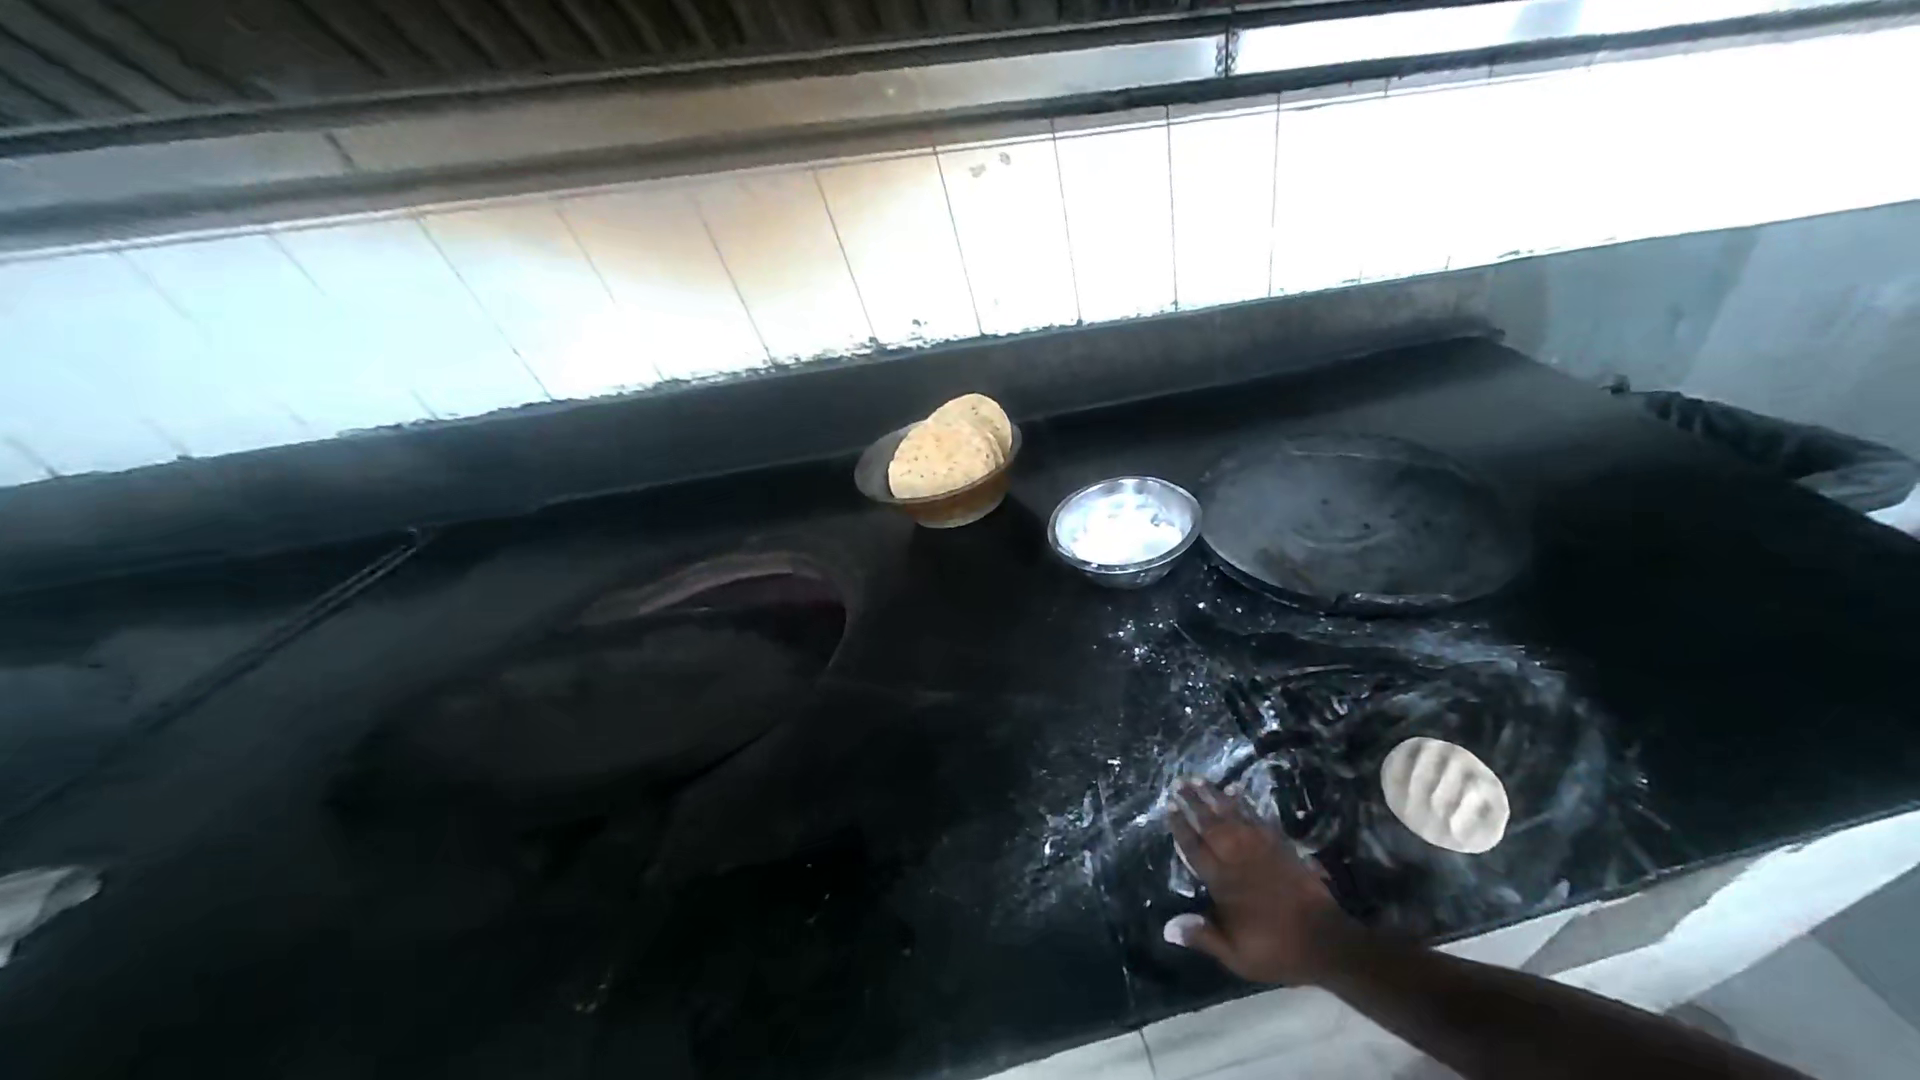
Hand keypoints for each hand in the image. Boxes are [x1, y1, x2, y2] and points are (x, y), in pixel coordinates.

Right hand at [1163, 777, 1360, 984]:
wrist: (1326, 942)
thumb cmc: (1276, 949)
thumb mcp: (1236, 955)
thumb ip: (1203, 936)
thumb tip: (1167, 927)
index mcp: (1222, 882)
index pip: (1195, 848)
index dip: (1180, 827)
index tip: (1169, 806)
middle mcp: (1237, 859)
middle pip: (1210, 825)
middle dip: (1192, 802)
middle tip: (1179, 782)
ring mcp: (1261, 849)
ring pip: (1232, 816)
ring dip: (1214, 796)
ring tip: (1199, 779)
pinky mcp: (1281, 847)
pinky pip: (1258, 818)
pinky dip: (1246, 803)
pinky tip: (1237, 790)